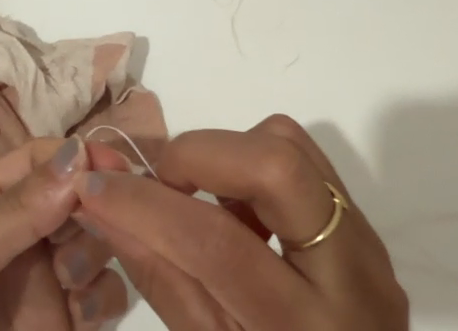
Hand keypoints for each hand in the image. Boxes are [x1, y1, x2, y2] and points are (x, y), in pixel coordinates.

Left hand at [0, 137, 131, 330]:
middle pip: (75, 197)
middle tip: (87, 230)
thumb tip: (79, 154)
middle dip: (90, 209)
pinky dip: (105, 297)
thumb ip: (15, 211)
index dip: (76, 156)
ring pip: (95, 244)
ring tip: (68, 279)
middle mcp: (18, 231)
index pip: (37, 160)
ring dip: (94, 253)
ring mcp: (43, 277)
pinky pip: (105, 295)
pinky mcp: (64, 321)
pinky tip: (82, 313)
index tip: (116, 167)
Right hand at [73, 116, 407, 330]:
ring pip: (288, 144)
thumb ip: (152, 269)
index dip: (144, 205)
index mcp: (302, 327)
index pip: (218, 243)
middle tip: (160, 182)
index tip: (93, 184)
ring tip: (197, 196)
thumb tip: (94, 195)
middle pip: (275, 165)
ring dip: (224, 154)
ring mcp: (364, 240)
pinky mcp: (361, 219)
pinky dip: (249, 159)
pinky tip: (234, 205)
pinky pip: (300, 153)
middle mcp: (350, 275)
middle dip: (197, 155)